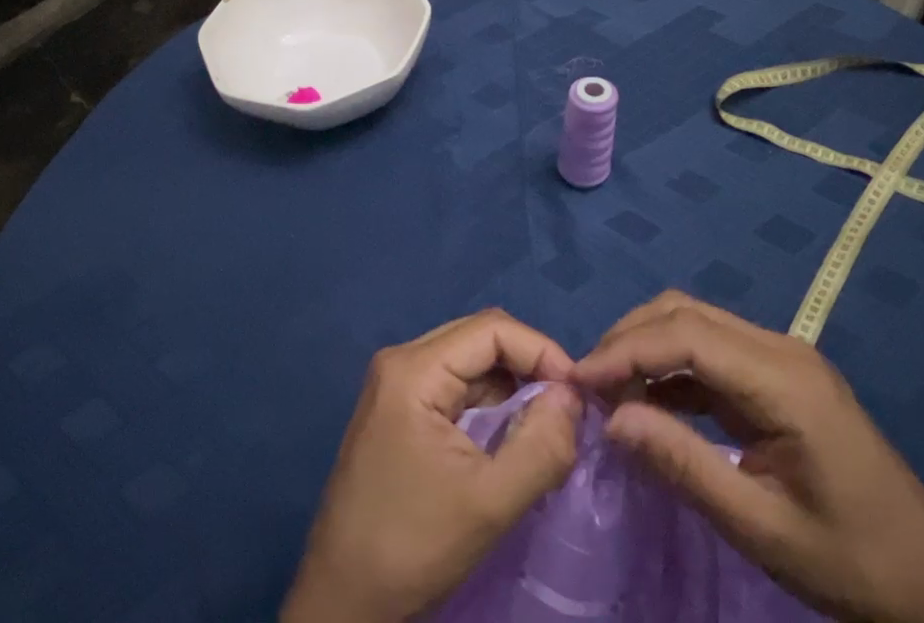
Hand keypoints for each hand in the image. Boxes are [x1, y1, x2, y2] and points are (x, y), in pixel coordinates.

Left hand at [282, 309, 581, 622]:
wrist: (344, 595)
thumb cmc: (412, 544)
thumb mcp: (490, 501)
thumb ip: (541, 445)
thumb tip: (573, 396)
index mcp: (413, 371)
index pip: (493, 329)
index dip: (543, 352)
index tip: (579, 396)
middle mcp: (401, 363)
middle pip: (481, 338)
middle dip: (531, 365)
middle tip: (569, 409)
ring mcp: (396, 387)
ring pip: (470, 362)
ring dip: (514, 384)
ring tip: (548, 424)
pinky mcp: (399, 412)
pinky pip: (455, 387)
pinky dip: (491, 402)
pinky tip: (513, 434)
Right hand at [573, 292, 923, 622]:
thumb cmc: (848, 559)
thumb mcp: (758, 524)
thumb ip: (682, 464)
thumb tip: (611, 418)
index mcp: (786, 381)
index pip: (687, 334)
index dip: (625, 350)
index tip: (578, 381)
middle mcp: (784, 353)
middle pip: (687, 314)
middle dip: (628, 339)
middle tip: (586, 384)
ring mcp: (784, 364)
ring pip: (696, 327)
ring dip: (645, 350)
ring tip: (605, 394)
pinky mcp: (779, 384)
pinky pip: (712, 357)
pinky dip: (669, 371)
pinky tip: (645, 406)